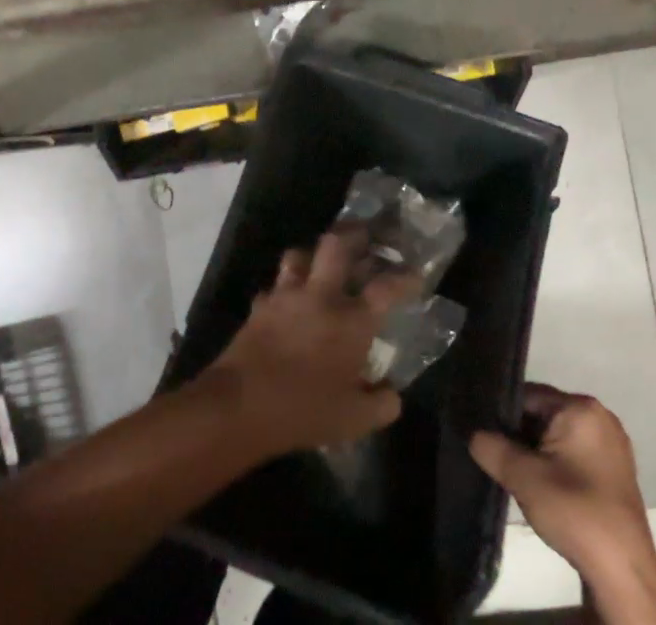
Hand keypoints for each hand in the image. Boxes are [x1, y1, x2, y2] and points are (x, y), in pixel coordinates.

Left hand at [203, 225, 417, 454]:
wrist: (240, 405)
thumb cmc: (305, 410)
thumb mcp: (356, 419)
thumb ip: (382, 404)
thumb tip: (391, 394)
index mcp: (351, 321)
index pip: (386, 288)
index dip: (404, 278)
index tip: (414, 274)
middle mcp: (319, 298)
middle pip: (335, 246)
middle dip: (352, 236)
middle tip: (363, 237)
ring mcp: (284, 298)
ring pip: (298, 256)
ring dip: (312, 256)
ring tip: (319, 264)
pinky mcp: (257, 308)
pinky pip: (273, 287)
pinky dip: (283, 290)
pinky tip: (286, 303)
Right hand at [470, 387, 655, 621]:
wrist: (621, 567)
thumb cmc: (574, 510)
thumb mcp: (521, 476)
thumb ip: (490, 446)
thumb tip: (474, 434)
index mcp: (581, 408)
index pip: (526, 395)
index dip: (499, 414)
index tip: (478, 434)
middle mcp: (600, 416)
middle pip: (541, 413)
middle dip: (516, 433)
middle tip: (492, 455)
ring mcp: (610, 443)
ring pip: (555, 434)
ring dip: (532, 450)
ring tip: (510, 471)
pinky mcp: (612, 468)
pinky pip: (571, 451)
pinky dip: (551, 462)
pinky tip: (537, 484)